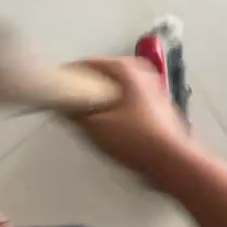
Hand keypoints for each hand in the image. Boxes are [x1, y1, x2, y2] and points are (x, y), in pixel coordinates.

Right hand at [68, 57, 194, 180]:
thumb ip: (74, 114)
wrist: (172, 162)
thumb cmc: (134, 140)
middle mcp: (142, 73)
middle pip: (105, 76)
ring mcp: (153, 90)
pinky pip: (129, 103)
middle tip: (71, 103)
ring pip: (118, 90)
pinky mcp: (159, 109)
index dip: (68, 75)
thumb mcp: (96, 127)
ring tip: (88, 118)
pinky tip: (110, 128)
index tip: (55, 87)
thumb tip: (60, 105)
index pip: (88, 64)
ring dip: (102, 100)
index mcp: (126, 70)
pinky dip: (116, 109)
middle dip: (87, 88)